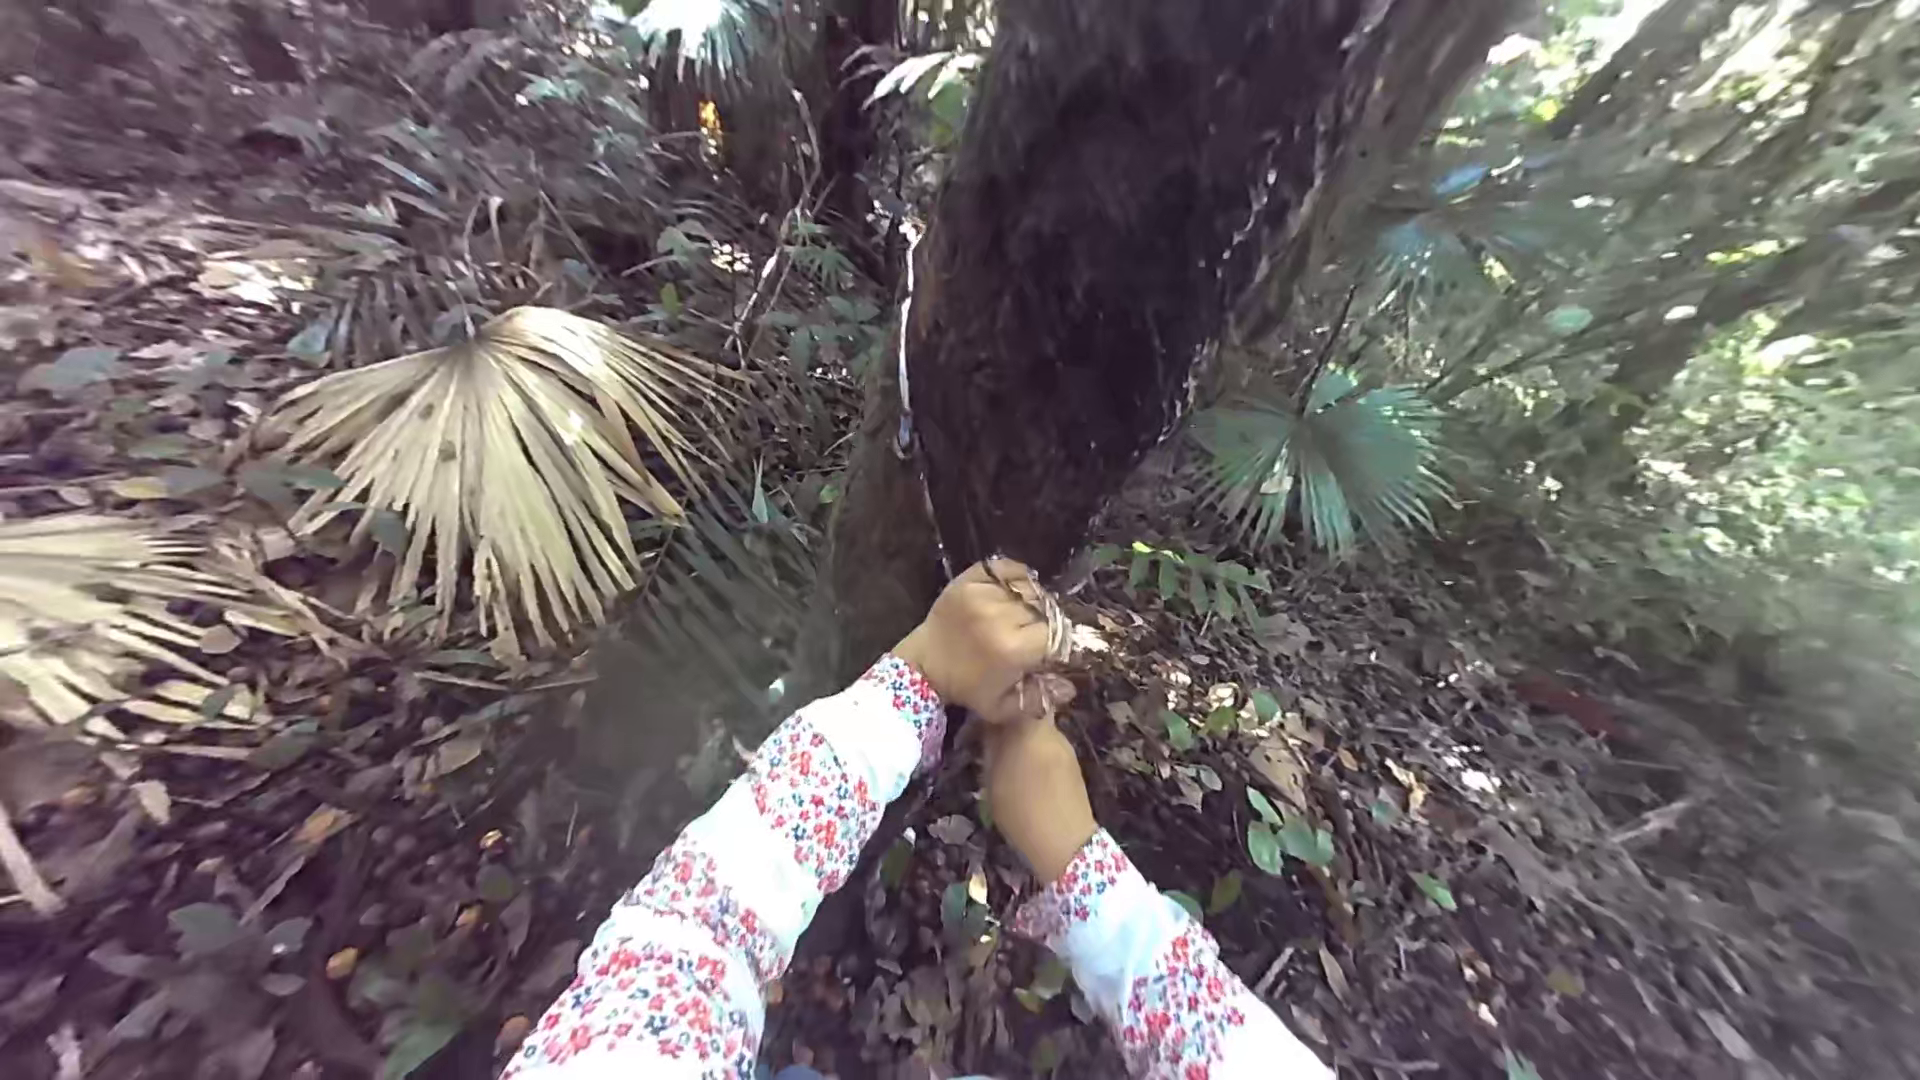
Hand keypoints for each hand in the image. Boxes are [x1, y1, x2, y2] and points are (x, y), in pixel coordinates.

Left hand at [891, 558, 1067, 721]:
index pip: (1054, 635)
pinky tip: (1014, 592)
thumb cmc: (967, 688)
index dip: (1057, 642)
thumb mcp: (1003, 707)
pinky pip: (1006, 568)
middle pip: (1043, 609)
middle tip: (1035, 633)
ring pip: (1028, 588)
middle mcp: (998, 616)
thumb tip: (1070, 685)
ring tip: (1022, 614)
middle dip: (1044, 622)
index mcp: (1011, 648)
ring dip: (1031, 600)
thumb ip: (1040, 698)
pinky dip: (1016, 577)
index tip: (1052, 648)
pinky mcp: (969, 578)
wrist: (925, 665)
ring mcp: (982, 592)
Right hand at [983, 694, 1097, 882]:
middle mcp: (1049, 729)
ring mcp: (1064, 744)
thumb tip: (987, 723)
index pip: (1015, 696)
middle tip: (993, 730)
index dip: (1001, 697)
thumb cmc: (1020, 810)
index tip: (986, 705)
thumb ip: (991, 745)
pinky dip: (1037, 750)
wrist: (1065, 842)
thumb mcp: (992, 779)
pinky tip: (1029, 770)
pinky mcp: (1072, 761)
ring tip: (1009, 753)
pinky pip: (1049, 745)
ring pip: (1039, 728)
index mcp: (1027, 728)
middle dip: (1012, 717)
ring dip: (1024, 734)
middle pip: (1028, 710)